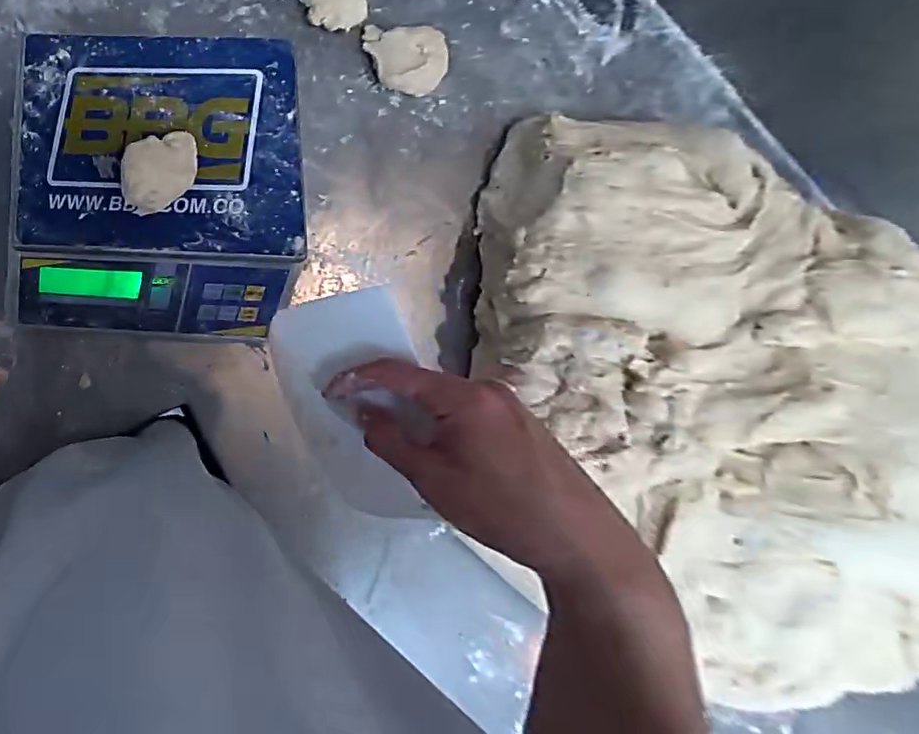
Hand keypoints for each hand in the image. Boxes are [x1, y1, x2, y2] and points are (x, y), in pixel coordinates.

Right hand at [326, 360, 651, 587]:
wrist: (588, 545)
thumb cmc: (502, 510)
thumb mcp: (433, 480)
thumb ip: (391, 441)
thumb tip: (365, 413)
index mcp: (463, 396)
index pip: (396, 372)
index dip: (357, 377)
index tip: (330, 390)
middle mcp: (487, 389)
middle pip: (421, 382)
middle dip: (386, 395)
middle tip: (359, 415)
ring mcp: (509, 404)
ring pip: (444, 397)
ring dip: (415, 411)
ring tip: (397, 437)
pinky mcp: (522, 423)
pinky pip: (467, 409)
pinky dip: (441, 420)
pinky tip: (440, 448)